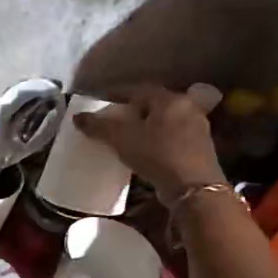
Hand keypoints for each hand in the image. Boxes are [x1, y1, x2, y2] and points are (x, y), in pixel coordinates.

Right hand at [73, 85, 226, 195]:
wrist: (193, 188)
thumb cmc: (157, 155)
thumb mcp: (122, 139)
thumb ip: (99, 126)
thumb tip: (77, 117)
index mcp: (169, 99)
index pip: (138, 89)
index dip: (116, 94)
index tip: (101, 100)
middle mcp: (187, 107)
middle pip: (154, 103)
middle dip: (133, 110)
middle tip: (115, 118)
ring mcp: (197, 127)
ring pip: (164, 120)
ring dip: (146, 125)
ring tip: (128, 135)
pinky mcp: (200, 146)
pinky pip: (172, 135)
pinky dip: (157, 138)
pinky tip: (146, 149)